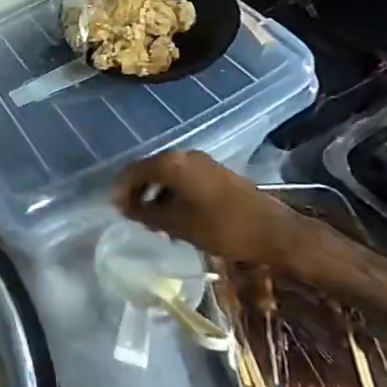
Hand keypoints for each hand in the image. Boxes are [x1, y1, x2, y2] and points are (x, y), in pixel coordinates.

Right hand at [111, 151, 303, 264]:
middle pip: (150, 169)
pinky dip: (173, 194)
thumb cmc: (221, 227)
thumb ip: (146, 213)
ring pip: (168, 174)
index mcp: (173, 163)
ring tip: (152, 222)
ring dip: (156, 194)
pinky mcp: (215, 173)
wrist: (272, 231)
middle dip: (138, 191)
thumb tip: (126, 206)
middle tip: (132, 216)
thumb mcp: (177, 224)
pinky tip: (174, 217)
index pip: (134, 170)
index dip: (121, 189)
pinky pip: (184, 179)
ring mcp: (203, 163)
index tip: (115, 210)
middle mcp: (186, 155)